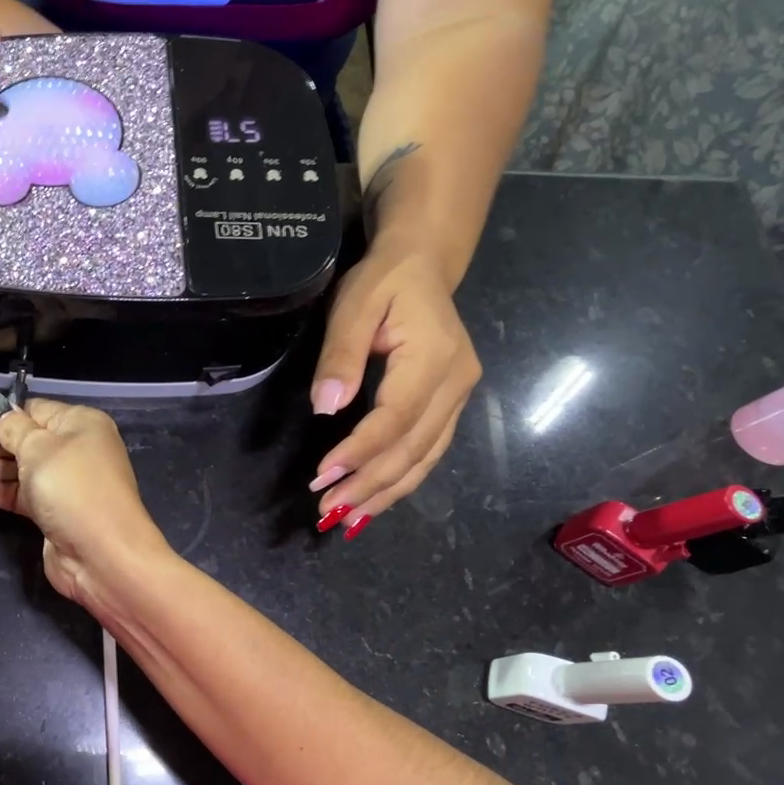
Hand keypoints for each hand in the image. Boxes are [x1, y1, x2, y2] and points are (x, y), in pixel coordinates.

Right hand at [0, 400, 168, 615]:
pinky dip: (0, 493)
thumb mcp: (39, 448)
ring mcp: (63, 483)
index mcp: (78, 424)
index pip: (32, 409)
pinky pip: (21, 495)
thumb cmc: (72, 489)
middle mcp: (73, 449)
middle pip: (22, 438)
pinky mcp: (53, 512)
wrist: (102, 554)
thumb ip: (13, 427)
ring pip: (19, 468)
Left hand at [308, 243, 480, 534]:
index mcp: (434, 358)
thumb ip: (340, 357)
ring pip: (425, 457)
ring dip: (386, 491)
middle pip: (413, 448)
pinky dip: (401, 478)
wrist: (423, 265)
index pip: (395, 419)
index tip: (324, 476)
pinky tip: (375, 498)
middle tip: (329, 511)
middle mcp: (456, 384)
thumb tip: (327, 406)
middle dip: (370, 484)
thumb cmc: (383, 282)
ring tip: (348, 518)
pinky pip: (428, 450)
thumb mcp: (353, 307)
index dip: (360, 452)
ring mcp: (459, 397)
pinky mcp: (451, 404)